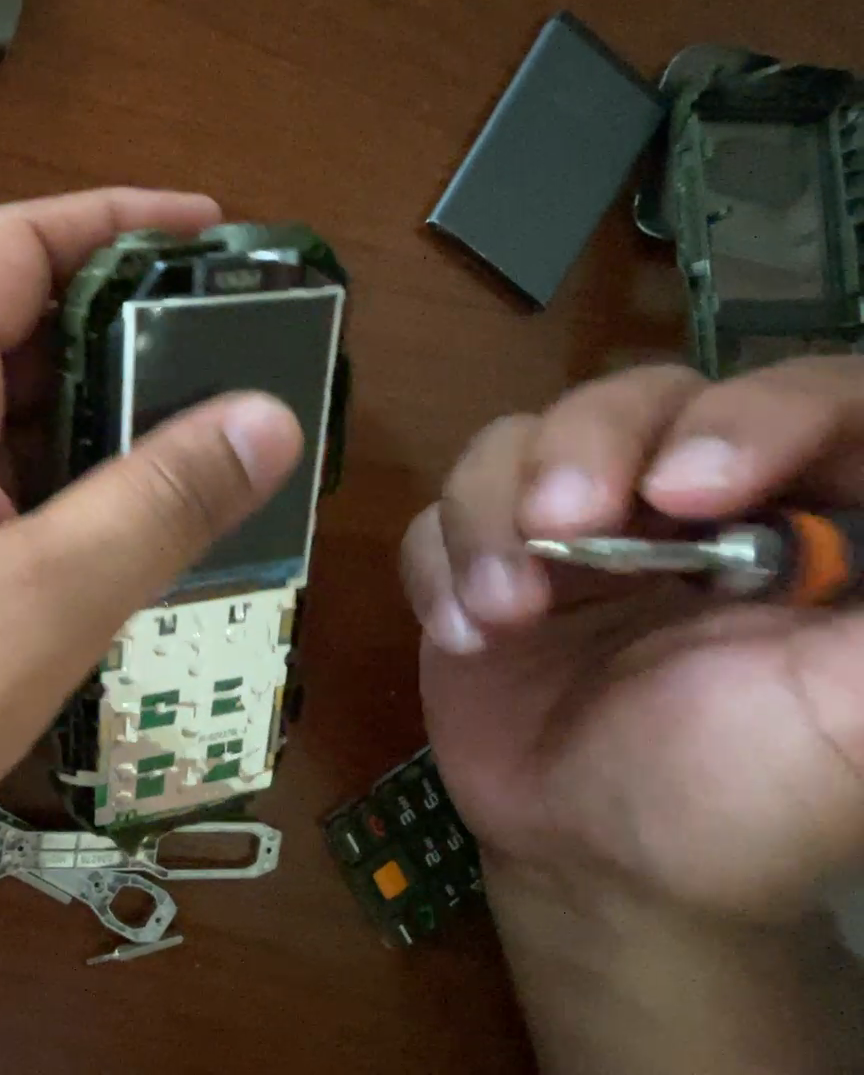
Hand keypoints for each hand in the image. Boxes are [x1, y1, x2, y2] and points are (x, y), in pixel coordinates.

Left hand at [0, 189, 303, 894]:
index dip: (116, 222)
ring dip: (102, 433)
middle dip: (131, 339)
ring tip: (216, 459)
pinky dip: (60, 500)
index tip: (220, 236)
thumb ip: (153, 506)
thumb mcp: (32, 607)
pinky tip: (128, 537)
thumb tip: (264, 418)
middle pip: (17, 336)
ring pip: (9, 426)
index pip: (11, 250)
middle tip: (247, 373)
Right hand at [400, 357, 863, 918]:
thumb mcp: (852, 715)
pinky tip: (461, 637)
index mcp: (802, 519)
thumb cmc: (738, 797)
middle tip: (559, 533)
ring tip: (500, 618)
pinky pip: (431, 520)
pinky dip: (435, 569)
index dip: (749, 416)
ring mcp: (561, 529)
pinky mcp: (470, 559)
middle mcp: (677, 505)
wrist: (583, 852)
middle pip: (629, 401)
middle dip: (580, 454)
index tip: (685, 492)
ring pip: (507, 446)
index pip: (803, 401)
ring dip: (486, 522)